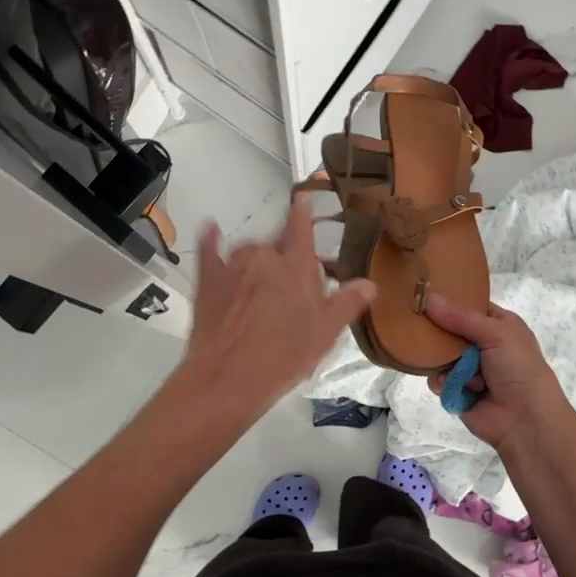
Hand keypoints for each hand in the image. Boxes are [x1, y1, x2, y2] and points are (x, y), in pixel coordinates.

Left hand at [176, 197, 375, 421]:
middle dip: (284, 258)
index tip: (305, 199)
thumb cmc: (284, 357)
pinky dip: (212, 241)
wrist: (228, 377)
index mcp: (296, 266)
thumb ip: (346, 304)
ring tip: (260, 288)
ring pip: (248, 251)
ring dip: (256, 261)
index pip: (301, 227)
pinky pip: (209, 250)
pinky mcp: (206, 280)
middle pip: (276, 245)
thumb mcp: (324, 334)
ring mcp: (231, 265)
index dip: (304, 212)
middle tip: (290, 287)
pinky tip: (212, 231)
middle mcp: (263, 256)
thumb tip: (369, 283)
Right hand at [425, 293, 571, 452]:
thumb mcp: (496, 333)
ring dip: (442, 361)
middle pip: (451, 331)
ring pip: (441, 356)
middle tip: (418, 324)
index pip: (471, 307)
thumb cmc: (519, 368)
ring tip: (449, 367)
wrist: (524, 419)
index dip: (451, 300)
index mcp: (500, 326)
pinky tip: (450, 387)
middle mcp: (484, 346)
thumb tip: (429, 298)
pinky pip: (439, 380)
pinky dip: (442, 382)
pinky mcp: (458, 392)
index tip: (425, 292)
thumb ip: (461, 316)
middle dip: (438, 331)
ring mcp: (470, 370)